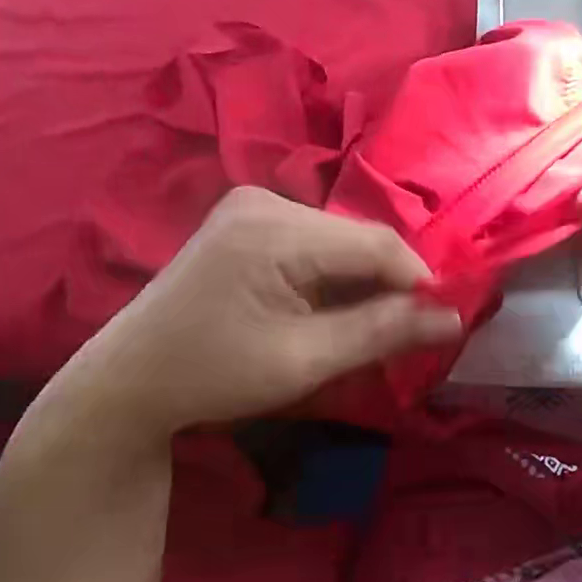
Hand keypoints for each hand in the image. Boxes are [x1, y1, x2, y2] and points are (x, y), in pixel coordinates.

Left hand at [41, 187, 463, 450]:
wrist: (127, 381)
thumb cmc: (212, 376)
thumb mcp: (304, 361)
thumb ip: (382, 332)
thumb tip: (453, 318)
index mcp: (273, 229)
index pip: (376, 243)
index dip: (419, 281)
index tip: (441, 323)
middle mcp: (264, 200)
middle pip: (357, 239)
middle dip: (388, 285)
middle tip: (406, 333)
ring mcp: (252, 205)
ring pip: (339, 241)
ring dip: (362, 282)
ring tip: (366, 327)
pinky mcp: (246, 220)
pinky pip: (313, 242)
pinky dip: (332, 276)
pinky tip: (326, 308)